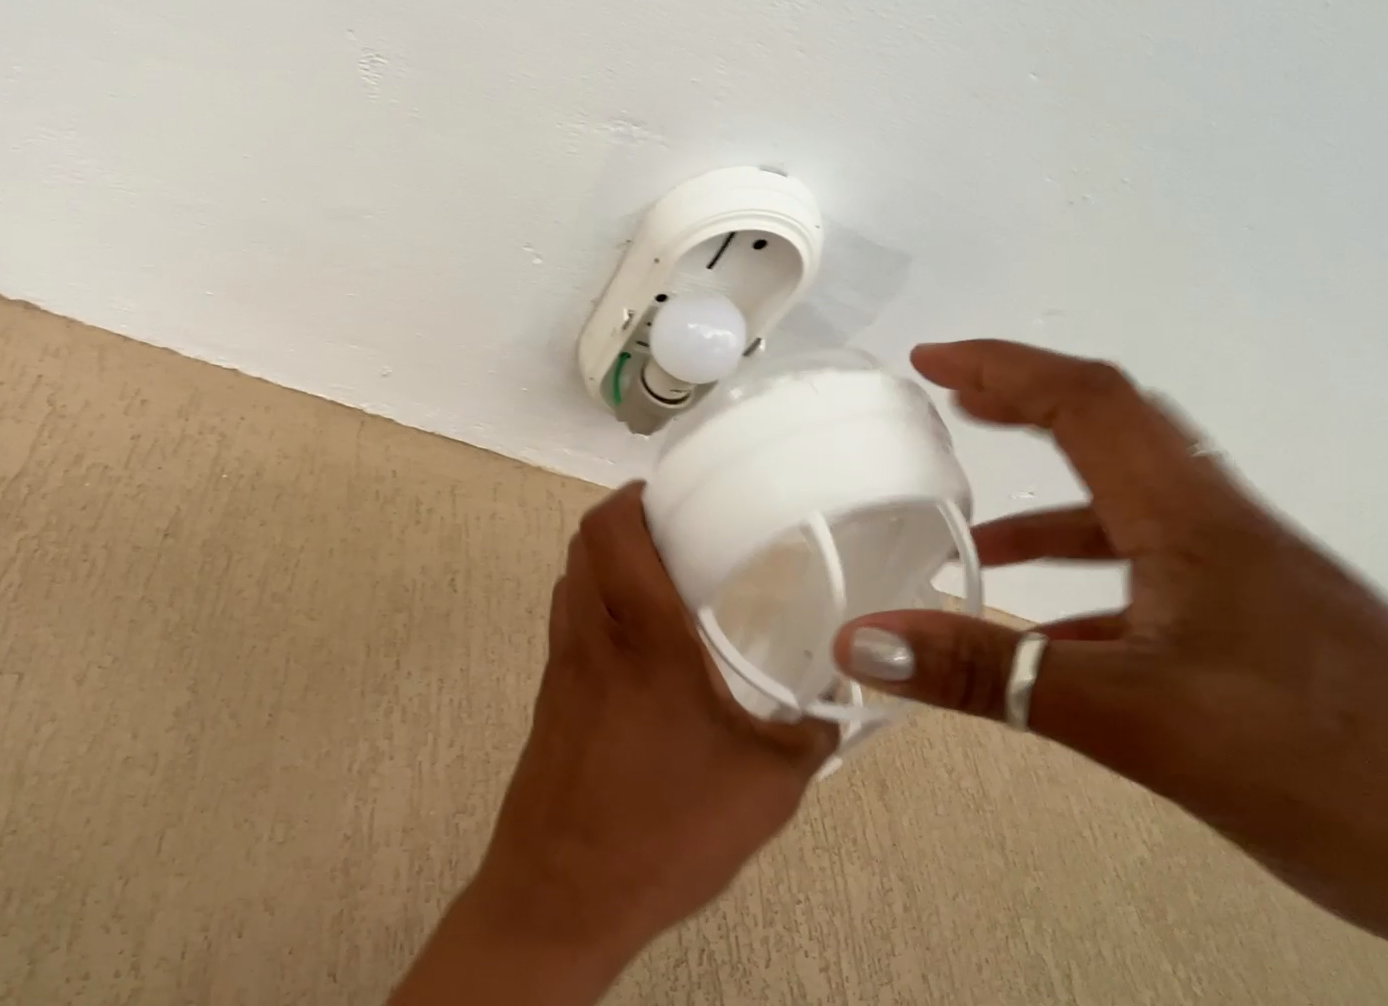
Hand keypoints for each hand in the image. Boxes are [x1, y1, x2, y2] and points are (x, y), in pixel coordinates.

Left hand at [390, 484, 835, 1005]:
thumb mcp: (766, 783)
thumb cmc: (663, 828)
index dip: (635, 496)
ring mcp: (560, 665)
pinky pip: (570, 624)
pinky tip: (647, 651)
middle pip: (585, 543)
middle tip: (686, 537)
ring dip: (611, 564)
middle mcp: (588, 634)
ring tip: (670, 584)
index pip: (611, 528)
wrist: (562, 892)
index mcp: (638, 633)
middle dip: (630, 523)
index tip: (677, 495)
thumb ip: (809, 734)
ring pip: (573, 580)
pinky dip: (600, 608)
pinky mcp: (550, 697)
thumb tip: (837, 708)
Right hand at [833, 340, 1387, 951]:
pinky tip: (1039, 645)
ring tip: (969, 545)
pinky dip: (1074, 593)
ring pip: (1126, 519)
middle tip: (944, 409)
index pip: (1092, 405)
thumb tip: (862, 638)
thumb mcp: (1134, 719)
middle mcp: (1221, 537)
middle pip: (1112, 440)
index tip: (929, 363)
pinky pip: (1142, 586)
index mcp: (1198, 525)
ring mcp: (1242, 588)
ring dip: (1042, 515)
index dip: (1006, 369)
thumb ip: (987, 674)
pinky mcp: (1251, 639)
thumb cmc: (1330, 768)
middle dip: (1022, 411)